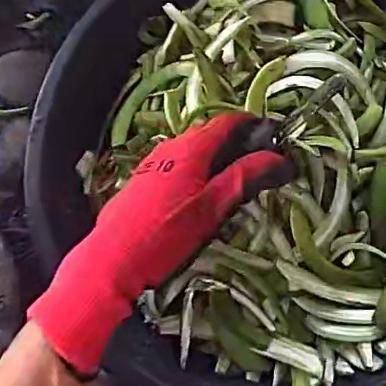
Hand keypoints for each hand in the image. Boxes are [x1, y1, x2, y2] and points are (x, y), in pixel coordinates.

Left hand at [28, 113, 292, 374]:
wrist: (108, 264)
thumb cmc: (163, 236)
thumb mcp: (210, 211)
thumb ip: (243, 179)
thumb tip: (278, 157)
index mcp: (191, 149)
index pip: (228, 122)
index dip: (252, 124)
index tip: (274, 134)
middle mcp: (171, 147)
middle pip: (211, 134)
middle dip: (237, 142)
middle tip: (260, 160)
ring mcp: (154, 162)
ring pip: (193, 149)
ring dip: (216, 156)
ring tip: (235, 177)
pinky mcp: (143, 180)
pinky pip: (178, 163)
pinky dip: (198, 168)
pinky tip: (202, 191)